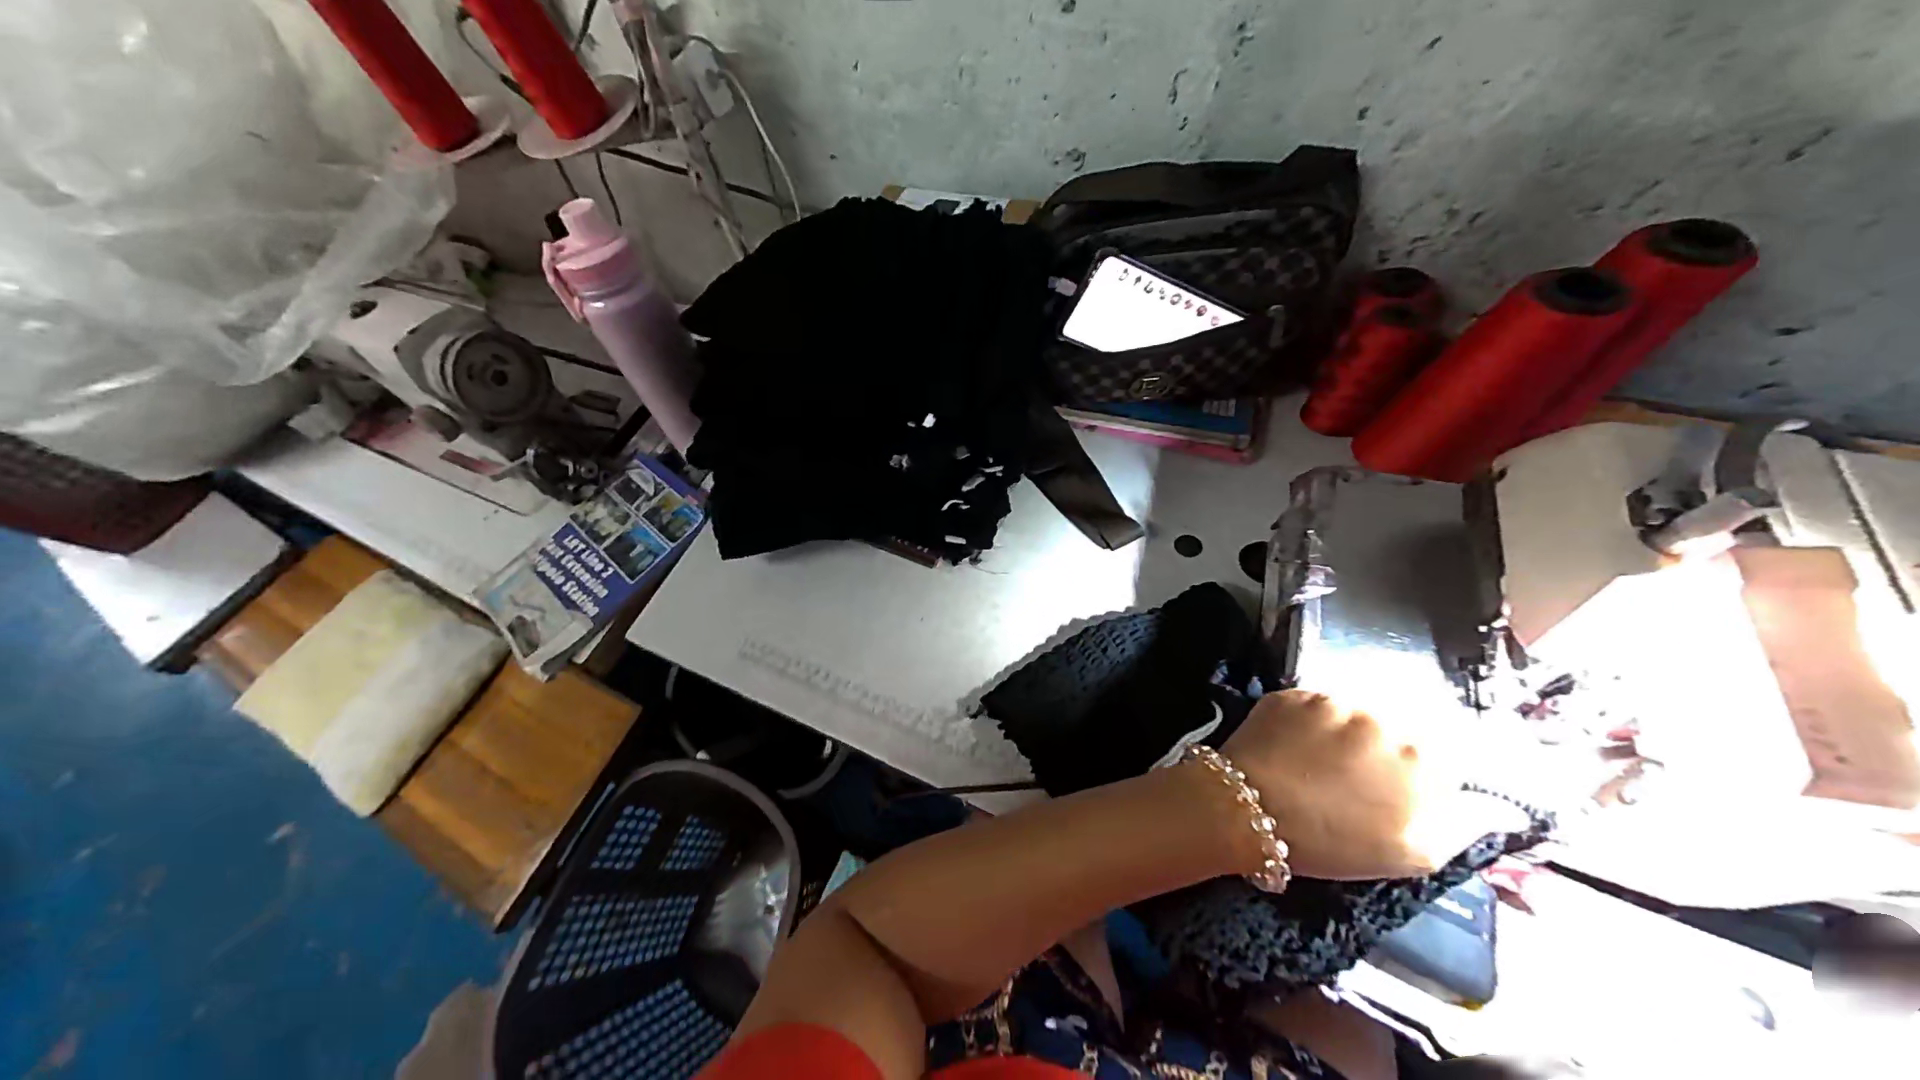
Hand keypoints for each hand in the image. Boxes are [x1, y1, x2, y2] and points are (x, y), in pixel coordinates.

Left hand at [1221, 690, 1527, 879]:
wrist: (1248, 811)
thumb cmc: (1333, 841)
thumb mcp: (1412, 852)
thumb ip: (1465, 823)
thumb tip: (1504, 806)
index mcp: (1422, 753)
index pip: (1441, 754)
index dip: (1418, 777)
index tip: (1393, 794)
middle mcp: (1381, 714)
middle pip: (1395, 730)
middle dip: (1380, 754)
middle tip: (1349, 784)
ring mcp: (1332, 699)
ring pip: (1351, 716)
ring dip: (1343, 737)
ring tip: (1317, 768)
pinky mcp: (1291, 693)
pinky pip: (1312, 708)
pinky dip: (1308, 726)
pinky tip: (1294, 752)